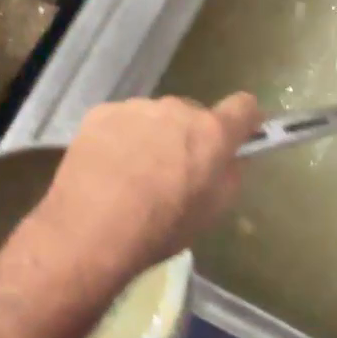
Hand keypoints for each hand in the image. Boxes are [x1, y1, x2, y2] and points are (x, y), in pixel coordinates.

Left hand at [32, 94, 262, 279]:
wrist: (91, 232)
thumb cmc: (161, 228)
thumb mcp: (212, 212)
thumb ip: (229, 175)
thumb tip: (229, 158)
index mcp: (212, 133)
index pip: (244, 106)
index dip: (245, 120)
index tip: (239, 136)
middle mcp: (176, 110)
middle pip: (193, 115)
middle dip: (190, 137)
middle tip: (174, 171)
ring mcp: (136, 108)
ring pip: (155, 118)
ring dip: (154, 136)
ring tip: (133, 174)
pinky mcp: (101, 113)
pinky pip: (122, 121)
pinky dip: (121, 138)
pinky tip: (108, 168)